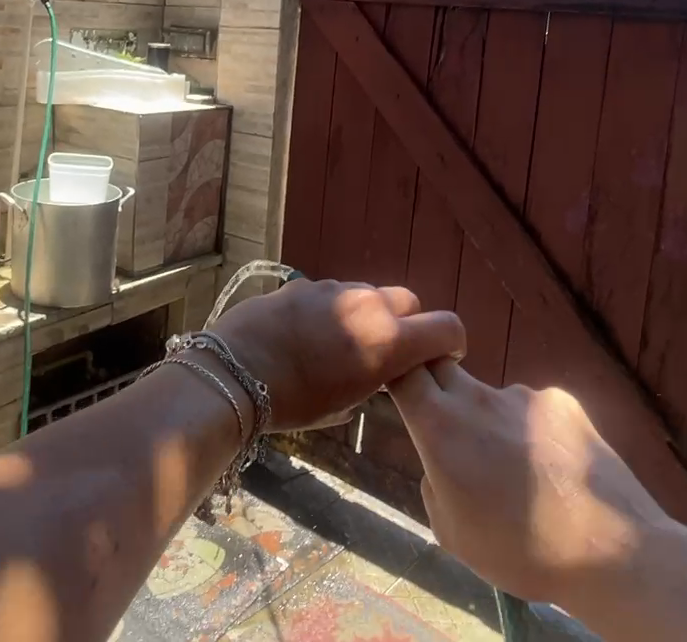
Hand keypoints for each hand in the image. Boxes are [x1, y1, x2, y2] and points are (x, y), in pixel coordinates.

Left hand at [212, 277, 464, 431]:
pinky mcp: (304, 282)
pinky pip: (334, 292)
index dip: (450, 344)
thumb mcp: (346, 403)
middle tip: (388, 350)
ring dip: (368, 314)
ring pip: (369, 293)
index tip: (439, 359)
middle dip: (408, 323)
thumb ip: (377, 378)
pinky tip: (310, 331)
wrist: (235, 369)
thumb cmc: (294, 401)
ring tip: (341, 342)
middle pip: (409, 301)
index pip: (447, 327)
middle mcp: (368, 304)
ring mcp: (334, 288)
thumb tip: (382, 371)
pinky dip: (335, 309)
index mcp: (389, 340)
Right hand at [387, 360, 679, 611]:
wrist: (612, 554)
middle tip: (451, 428)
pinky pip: (533, 410)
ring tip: (521, 473)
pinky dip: (533, 431)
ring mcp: (523, 396)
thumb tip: (441, 462)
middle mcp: (476, 397)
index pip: (400, 368)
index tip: (395, 384)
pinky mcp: (563, 402)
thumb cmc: (519, 549)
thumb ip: (432, 482)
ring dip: (492, 422)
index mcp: (439, 424)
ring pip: (491, 397)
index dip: (394, 368)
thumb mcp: (449, 532)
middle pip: (441, 366)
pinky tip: (555, 469)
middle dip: (437, 387)